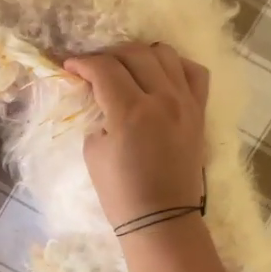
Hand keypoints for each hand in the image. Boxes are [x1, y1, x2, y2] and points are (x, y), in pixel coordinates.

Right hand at [64, 44, 210, 229]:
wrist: (162, 218)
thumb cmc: (120, 192)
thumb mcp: (93, 151)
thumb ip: (98, 116)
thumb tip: (102, 98)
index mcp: (130, 111)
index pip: (104, 69)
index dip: (83, 63)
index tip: (70, 67)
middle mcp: (162, 99)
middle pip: (134, 53)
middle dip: (108, 55)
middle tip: (94, 68)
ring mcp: (186, 103)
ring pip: (165, 54)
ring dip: (140, 55)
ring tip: (126, 67)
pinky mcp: (199, 111)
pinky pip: (193, 72)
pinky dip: (175, 66)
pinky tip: (160, 75)